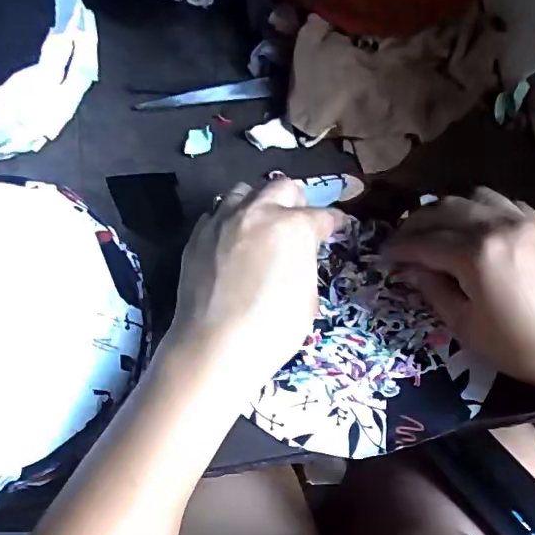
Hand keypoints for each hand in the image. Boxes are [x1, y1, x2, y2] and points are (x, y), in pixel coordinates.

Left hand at [165, 178, 346, 400]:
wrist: (215, 346)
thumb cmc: (273, 329)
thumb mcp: (308, 299)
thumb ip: (305, 265)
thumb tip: (296, 259)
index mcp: (294, 227)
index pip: (322, 216)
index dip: (334, 223)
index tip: (337, 227)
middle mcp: (258, 213)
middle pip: (282, 188)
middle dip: (296, 202)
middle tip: (299, 221)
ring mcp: (223, 221)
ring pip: (244, 191)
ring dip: (259, 204)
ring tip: (262, 225)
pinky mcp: (197, 237)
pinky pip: (217, 215)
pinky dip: (230, 222)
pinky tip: (233, 242)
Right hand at [385, 187, 534, 404]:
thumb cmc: (521, 347)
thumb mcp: (467, 327)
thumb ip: (435, 292)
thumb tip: (412, 270)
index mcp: (475, 252)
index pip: (423, 241)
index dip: (398, 248)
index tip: (382, 257)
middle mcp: (497, 224)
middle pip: (443, 210)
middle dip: (416, 224)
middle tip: (401, 243)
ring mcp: (524, 220)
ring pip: (472, 197)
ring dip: (446, 210)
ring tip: (435, 232)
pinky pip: (502, 203)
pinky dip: (479, 209)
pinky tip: (475, 229)